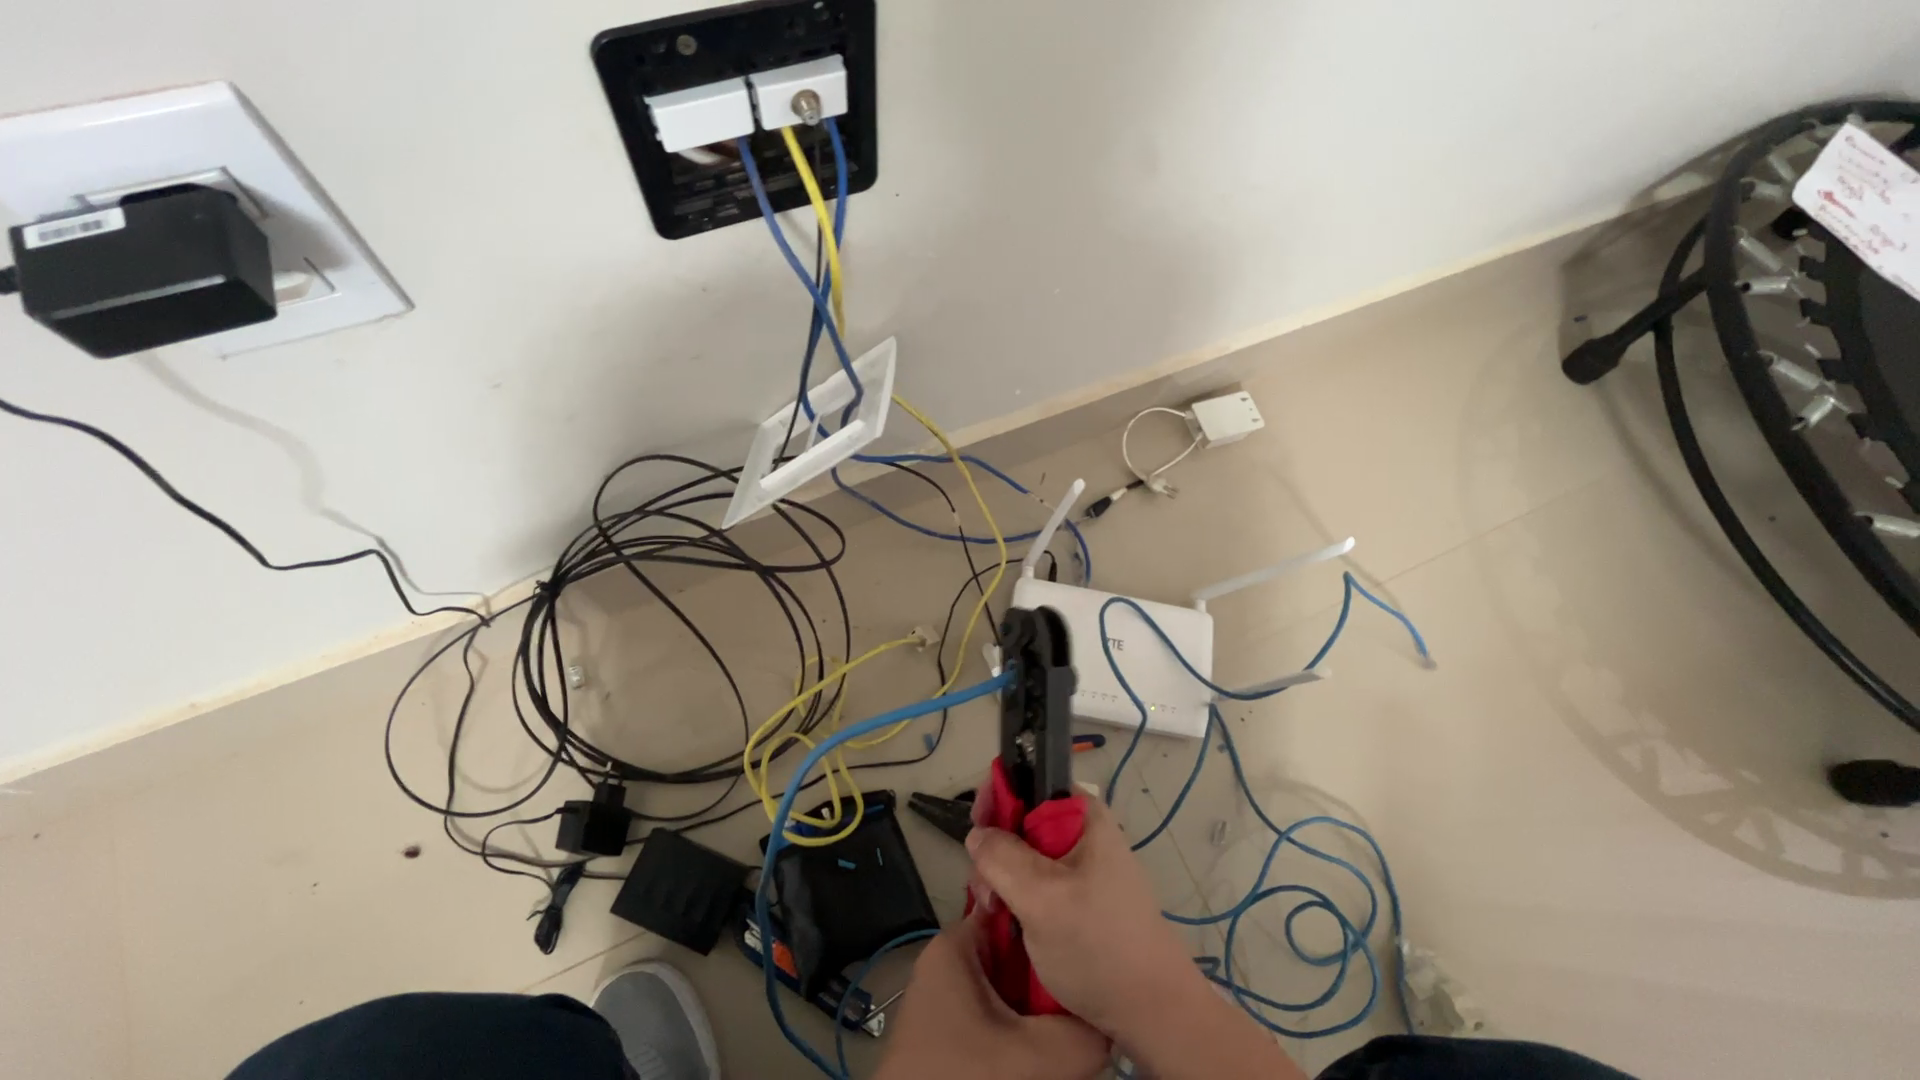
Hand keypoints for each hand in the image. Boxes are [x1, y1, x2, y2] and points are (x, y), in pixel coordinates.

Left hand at [873, 913, 1108, 1079]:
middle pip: (1021, 951)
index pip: (1016, 906)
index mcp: (957, 944)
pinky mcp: (960, 1031)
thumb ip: (1084, 1031)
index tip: (1091, 939)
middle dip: (1056, 974)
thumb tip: (1112, 1021)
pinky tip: (1053, 1049)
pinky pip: (1006, 1016)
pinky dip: (1030, 1031)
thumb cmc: (961, 1078)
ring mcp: (955, 999)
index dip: (1056, 919)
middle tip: (1093, 991)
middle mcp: (954, 962)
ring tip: (1081, 1020)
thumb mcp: (1035, 1055)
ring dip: (1046, 1008)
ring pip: (1017, 988)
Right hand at [965, 792, 1308, 1079]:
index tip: (975, 833)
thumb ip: (1002, 858)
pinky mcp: (1078, 901)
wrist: (1150, 1011)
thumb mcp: (1043, 898)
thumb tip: (977, 833)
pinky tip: (1010, 928)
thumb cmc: (1099, 947)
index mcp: (1084, 816)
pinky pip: (1034, 887)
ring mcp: (1082, 870)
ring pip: (1023, 859)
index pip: (1032, 780)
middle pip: (1021, 822)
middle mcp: (1084, 835)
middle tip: (986, 893)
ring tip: (997, 918)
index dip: (999, 799)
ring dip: (1001, 884)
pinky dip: (1015, 902)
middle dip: (995, 853)